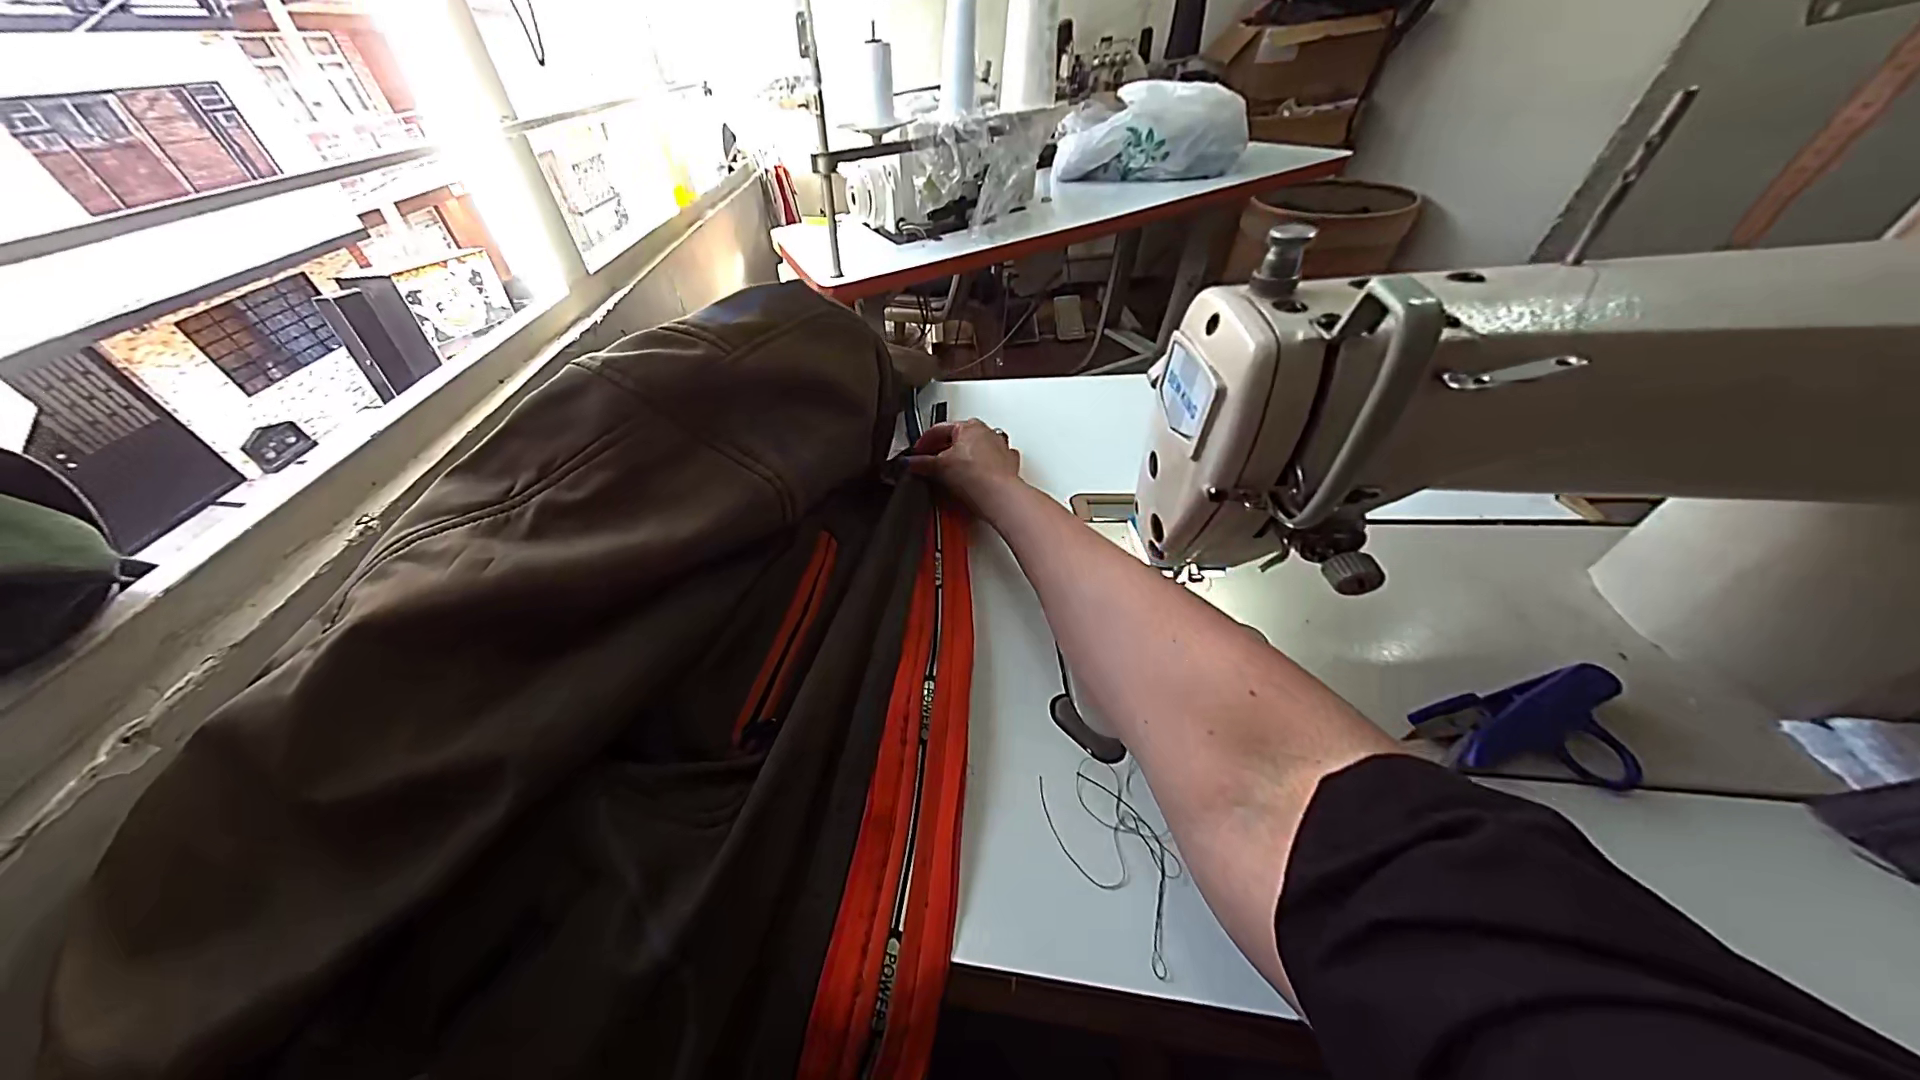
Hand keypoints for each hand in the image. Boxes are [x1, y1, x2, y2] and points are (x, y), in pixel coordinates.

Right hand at [907, 419, 1024, 515]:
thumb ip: (922, 463)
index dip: (924, 442)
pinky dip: (979, 472)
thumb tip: (911, 463)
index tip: (917, 452)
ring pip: (976, 452)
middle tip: (931, 464)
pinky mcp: (1008, 468)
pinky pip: (989, 466)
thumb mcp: (939, 468)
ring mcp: (1001, 450)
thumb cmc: (976, 475)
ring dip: (964, 461)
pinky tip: (971, 482)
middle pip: (959, 439)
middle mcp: (988, 433)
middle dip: (944, 451)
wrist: (998, 495)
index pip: (940, 429)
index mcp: (970, 426)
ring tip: (952, 475)